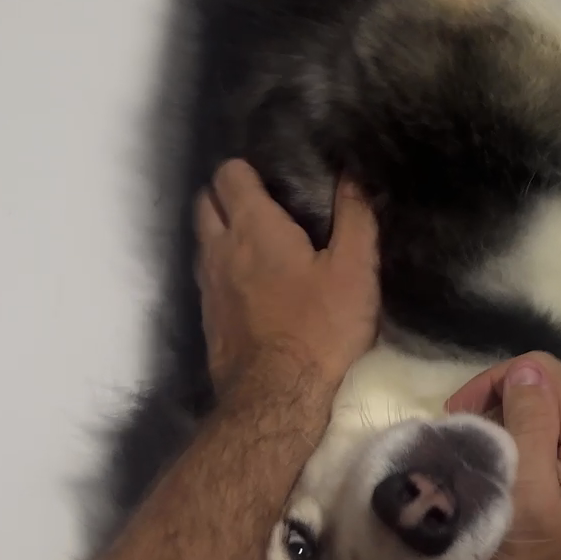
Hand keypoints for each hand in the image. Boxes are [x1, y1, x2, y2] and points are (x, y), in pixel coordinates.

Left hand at [195, 159, 379, 398]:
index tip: (278, 171)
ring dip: (224, 225)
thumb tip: (353, 175)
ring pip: (204, 236)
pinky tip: (258, 275)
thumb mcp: (355, 268)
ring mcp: (208, 282)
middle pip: (207, 202)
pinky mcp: (209, 312)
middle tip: (270, 197)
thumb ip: (355, 218)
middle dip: (230, 191)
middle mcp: (220, 248)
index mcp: (255, 229)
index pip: (230, 177)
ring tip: (265, 233)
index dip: (249, 167)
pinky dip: (227, 258)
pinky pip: (211, 269)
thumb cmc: (322, 324)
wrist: (278, 392)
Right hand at [444, 354, 560, 559]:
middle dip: (508, 405)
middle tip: (469, 447)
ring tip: (491, 463)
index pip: (544, 370)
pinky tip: (526, 476)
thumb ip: (529, 425)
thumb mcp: (524, 494)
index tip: (459, 420)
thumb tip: (525, 371)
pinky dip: (549, 444)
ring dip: (526, 426)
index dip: (495, 384)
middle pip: (557, 388)